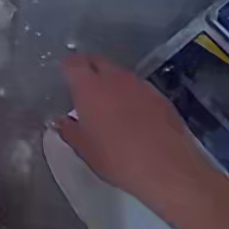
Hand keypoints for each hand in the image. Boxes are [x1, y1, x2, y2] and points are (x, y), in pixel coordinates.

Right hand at [58, 53, 228, 228]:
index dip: (68, 67)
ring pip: (120, 74)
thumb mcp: (85, 150)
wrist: (166, 166)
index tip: (66, 77)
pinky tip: (135, 115)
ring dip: (112, 83)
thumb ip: (70, 131)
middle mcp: (114, 78)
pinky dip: (132, 95)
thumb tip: (62, 122)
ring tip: (110, 104)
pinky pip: (139, 88)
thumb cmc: (116, 158)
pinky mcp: (160, 95)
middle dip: (89, 69)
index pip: (73, 64)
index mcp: (90, 87)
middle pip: (98, 61)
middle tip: (85, 88)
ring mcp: (140, 84)